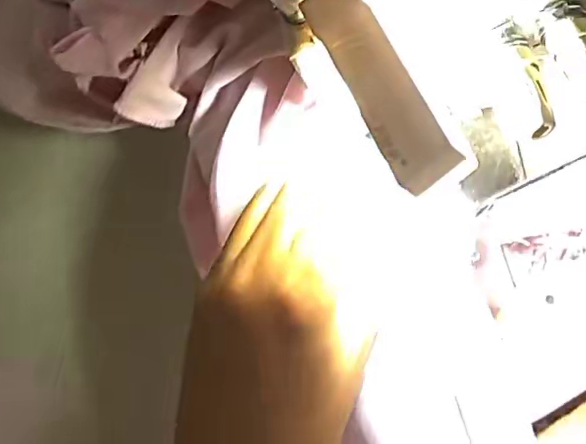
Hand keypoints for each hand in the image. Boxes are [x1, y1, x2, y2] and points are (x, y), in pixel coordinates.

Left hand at [174, 182, 376, 443]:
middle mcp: (267, 274)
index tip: (368, 183)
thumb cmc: (307, 413)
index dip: (356, 196)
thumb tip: (377, 239)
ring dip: (291, 192)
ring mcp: (231, 280)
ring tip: (309, 176)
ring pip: (266, 211)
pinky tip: (270, 197)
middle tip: (341, 174)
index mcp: (311, 288)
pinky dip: (257, 209)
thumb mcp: (355, 346)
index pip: (338, 217)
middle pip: (300, 205)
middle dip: (323, 189)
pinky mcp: (207, 291)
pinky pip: (236, 232)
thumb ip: (365, 285)